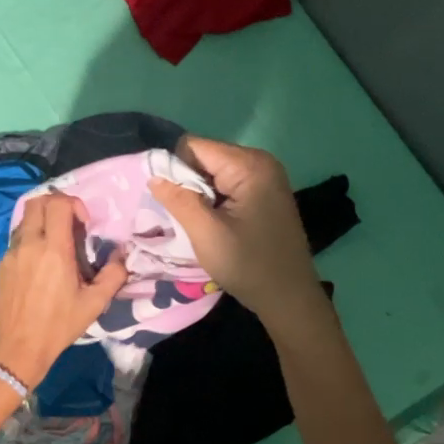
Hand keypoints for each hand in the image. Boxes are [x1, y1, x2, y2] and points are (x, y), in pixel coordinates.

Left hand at [0, 194, 127, 387]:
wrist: (19, 347)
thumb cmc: (59, 325)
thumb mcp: (95, 303)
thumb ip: (113, 275)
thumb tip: (121, 255)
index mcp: (54, 250)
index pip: (58, 204)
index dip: (73, 204)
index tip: (82, 223)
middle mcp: (28, 245)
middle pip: (35, 202)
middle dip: (54, 205)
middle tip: (68, 224)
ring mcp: (10, 254)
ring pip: (23, 222)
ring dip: (40, 224)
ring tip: (54, 247)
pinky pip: (15, 243)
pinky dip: (29, 244)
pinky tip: (37, 268)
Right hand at [149, 136, 325, 322]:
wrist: (289, 297)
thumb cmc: (249, 265)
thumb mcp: (207, 234)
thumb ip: (179, 200)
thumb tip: (154, 176)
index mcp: (249, 165)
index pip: (194, 146)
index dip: (174, 169)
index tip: (171, 202)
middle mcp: (260, 161)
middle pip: (205, 156)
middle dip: (187, 182)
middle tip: (185, 217)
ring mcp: (265, 177)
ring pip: (213, 172)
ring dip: (199, 194)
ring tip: (199, 223)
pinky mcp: (265, 193)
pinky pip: (227, 185)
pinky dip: (214, 201)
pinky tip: (215, 225)